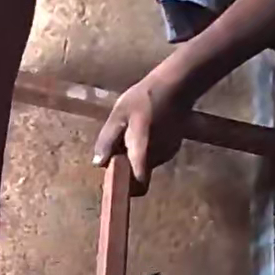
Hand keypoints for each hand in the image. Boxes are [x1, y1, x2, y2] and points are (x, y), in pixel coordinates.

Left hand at [91, 69, 192, 194]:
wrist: (175, 86)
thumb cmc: (144, 98)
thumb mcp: (119, 115)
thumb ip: (107, 140)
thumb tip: (98, 164)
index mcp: (143, 151)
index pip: (140, 184)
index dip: (128, 188)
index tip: (117, 178)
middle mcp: (158, 157)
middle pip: (139, 174)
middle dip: (127, 166)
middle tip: (119, 145)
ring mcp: (168, 153)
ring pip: (146, 164)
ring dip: (136, 156)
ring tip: (132, 132)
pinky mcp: (173, 147)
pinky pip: (154, 155)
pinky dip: (147, 149)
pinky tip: (146, 130)